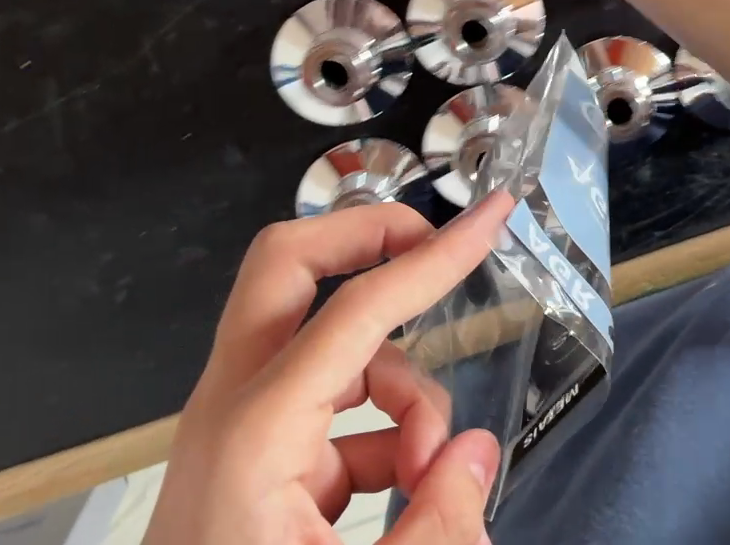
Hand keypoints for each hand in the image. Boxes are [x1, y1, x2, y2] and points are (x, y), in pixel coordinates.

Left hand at [145, 194, 517, 544]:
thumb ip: (443, 524)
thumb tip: (474, 452)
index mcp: (254, 437)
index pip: (359, 308)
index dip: (437, 255)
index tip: (495, 216)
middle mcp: (235, 414)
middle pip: (286, 267)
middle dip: (368, 238)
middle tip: (437, 243)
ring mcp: (242, 437)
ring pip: (336, 348)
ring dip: (405, 385)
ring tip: (434, 472)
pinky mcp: (259, 468)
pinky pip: (342, 409)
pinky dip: (390, 432)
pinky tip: (410, 493)